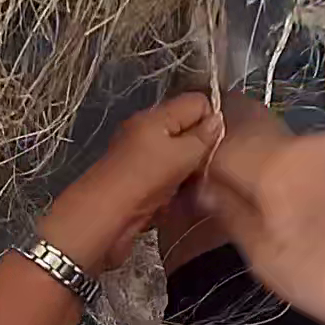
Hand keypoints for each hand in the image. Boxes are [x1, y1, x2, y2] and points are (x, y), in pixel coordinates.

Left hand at [39, 92, 224, 271]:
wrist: (101, 220)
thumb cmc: (141, 181)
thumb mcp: (180, 155)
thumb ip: (203, 137)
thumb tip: (217, 120)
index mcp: (155, 119)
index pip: (195, 103)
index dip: (212, 120)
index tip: (222, 144)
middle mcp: (147, 136)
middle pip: (188, 135)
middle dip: (203, 152)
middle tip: (213, 170)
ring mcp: (142, 164)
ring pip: (180, 164)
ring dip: (191, 177)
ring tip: (200, 190)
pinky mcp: (140, 189)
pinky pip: (168, 186)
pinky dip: (176, 194)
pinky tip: (183, 204)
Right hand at [194, 95, 324, 324]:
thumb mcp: (264, 256)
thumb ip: (230, 213)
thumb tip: (205, 187)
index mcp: (277, 161)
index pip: (224, 144)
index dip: (206, 164)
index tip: (201, 190)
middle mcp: (312, 140)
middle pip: (262, 144)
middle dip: (246, 169)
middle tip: (245, 211)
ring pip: (298, 153)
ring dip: (283, 175)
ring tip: (294, 221)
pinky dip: (316, 180)